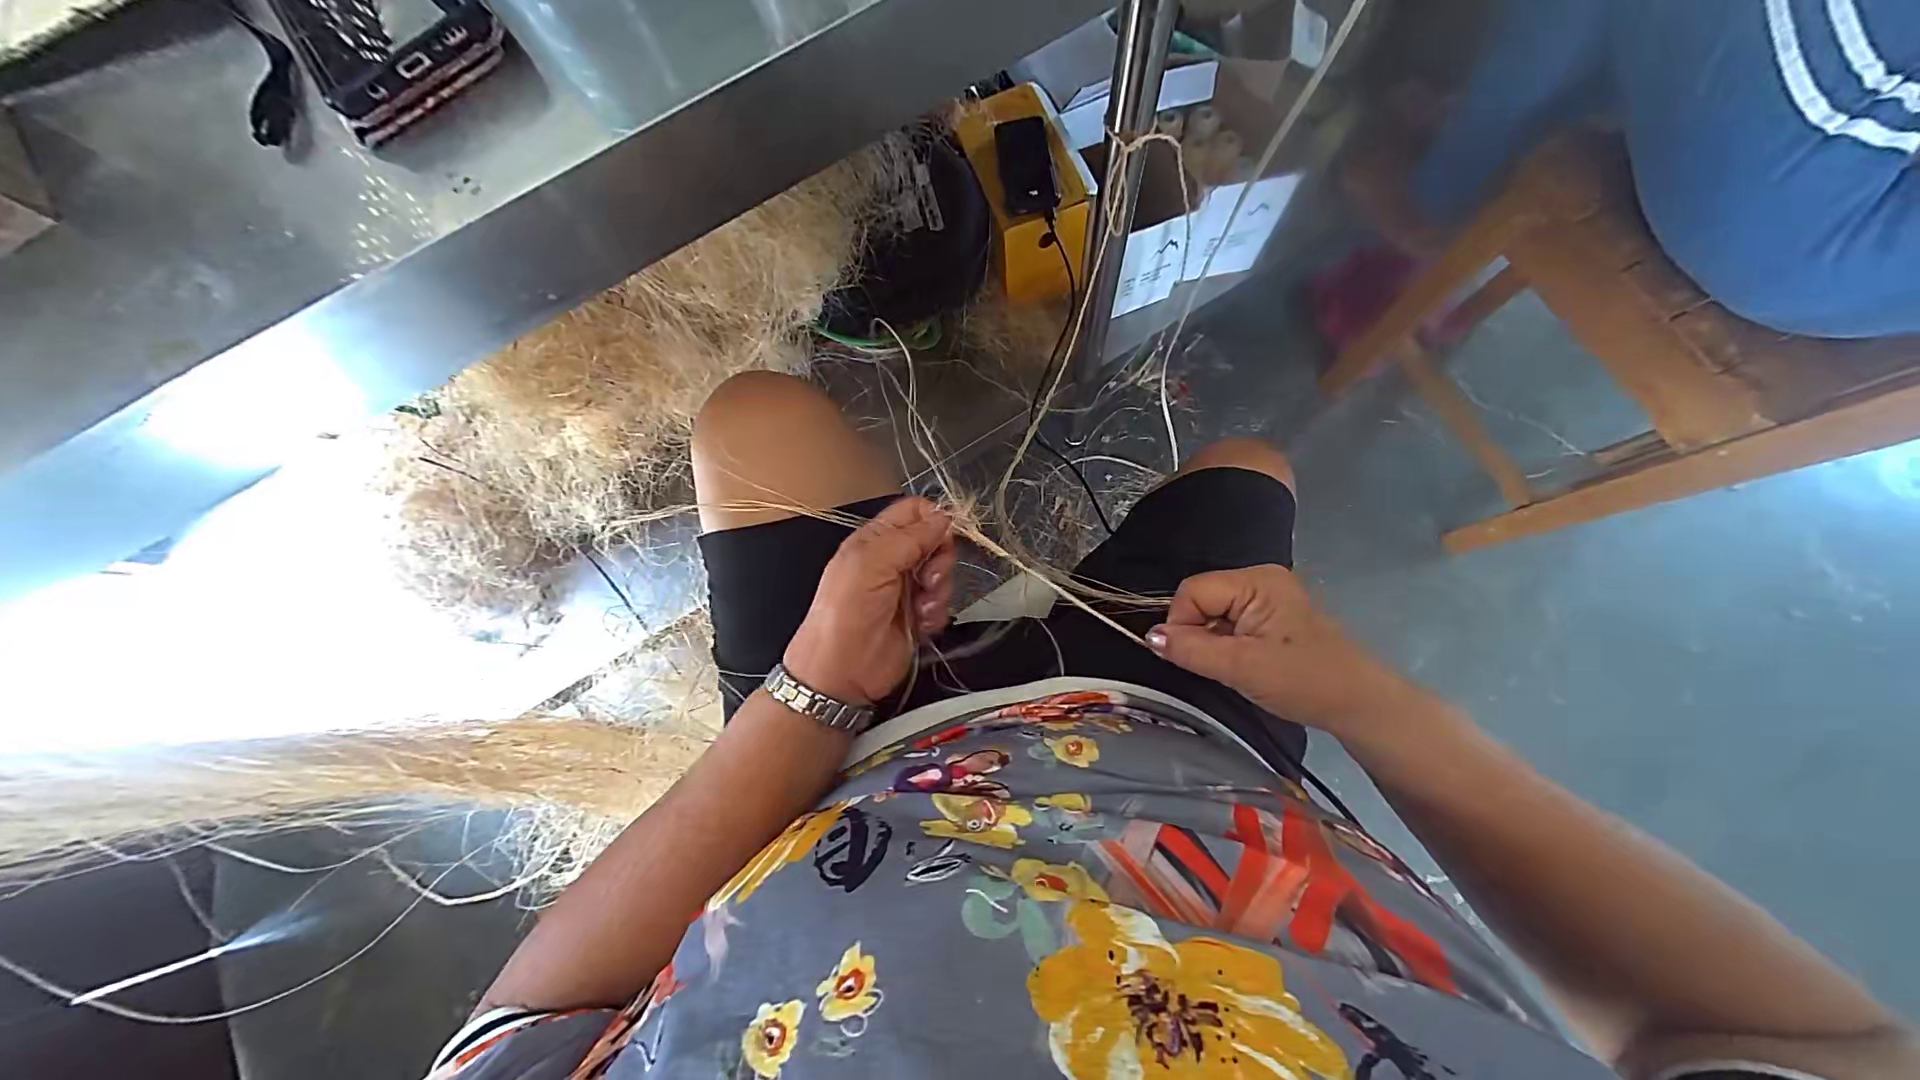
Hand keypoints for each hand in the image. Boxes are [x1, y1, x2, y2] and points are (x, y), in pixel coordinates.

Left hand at [782, 496, 956, 707]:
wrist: (840, 671)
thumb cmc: (846, 612)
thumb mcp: (872, 563)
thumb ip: (910, 536)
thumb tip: (945, 516)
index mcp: (876, 540)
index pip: (914, 511)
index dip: (934, 519)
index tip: (942, 537)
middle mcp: (893, 560)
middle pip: (936, 541)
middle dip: (940, 558)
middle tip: (928, 577)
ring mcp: (907, 588)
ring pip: (943, 573)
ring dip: (939, 590)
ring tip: (921, 606)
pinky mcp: (919, 616)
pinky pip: (943, 603)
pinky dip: (937, 613)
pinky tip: (921, 624)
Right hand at [1145, 564, 1421, 735]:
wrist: (1361, 705)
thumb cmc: (1305, 681)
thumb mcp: (1241, 667)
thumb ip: (1191, 649)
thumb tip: (1150, 637)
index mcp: (1256, 581)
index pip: (1192, 591)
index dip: (1181, 623)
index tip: (1192, 657)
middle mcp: (1260, 579)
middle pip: (1201, 598)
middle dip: (1197, 632)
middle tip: (1216, 665)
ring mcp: (1268, 596)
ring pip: (1213, 612)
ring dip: (1211, 641)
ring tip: (1233, 667)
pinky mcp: (1272, 615)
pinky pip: (1229, 621)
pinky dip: (1225, 643)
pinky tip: (1242, 664)